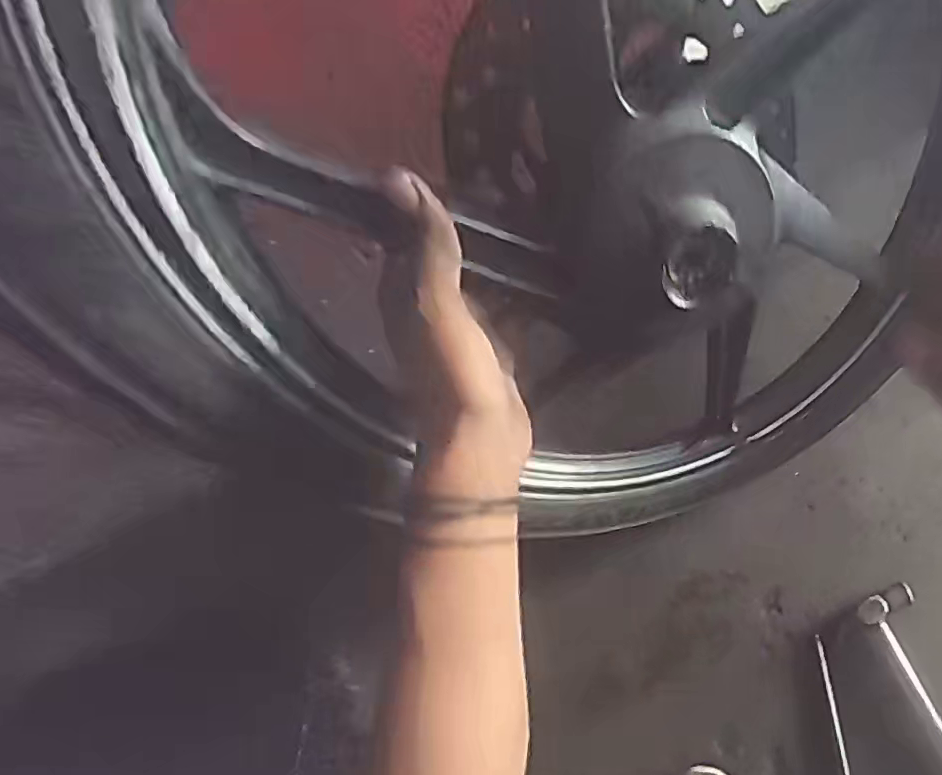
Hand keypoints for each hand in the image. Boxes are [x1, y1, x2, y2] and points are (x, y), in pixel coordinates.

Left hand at [378, 168, 531, 514]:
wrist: (485, 438)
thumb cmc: (455, 373)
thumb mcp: (438, 304)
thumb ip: (427, 248)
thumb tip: (401, 178)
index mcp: (402, 293)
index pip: (405, 232)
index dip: (424, 202)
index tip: (457, 169)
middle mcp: (428, 308)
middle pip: (442, 255)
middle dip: (467, 227)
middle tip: (504, 193)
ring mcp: (464, 331)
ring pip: (477, 281)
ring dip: (495, 258)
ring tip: (526, 226)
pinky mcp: (496, 351)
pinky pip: (504, 310)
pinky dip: (518, 292)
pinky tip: (540, 277)